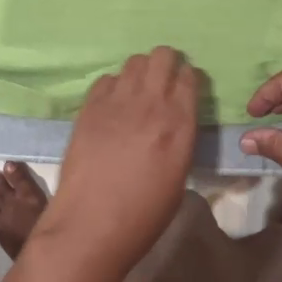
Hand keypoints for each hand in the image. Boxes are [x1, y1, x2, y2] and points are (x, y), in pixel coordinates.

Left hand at [12, 47, 198, 281]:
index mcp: (178, 123)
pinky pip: (106, 79)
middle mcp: (151, 103)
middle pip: (163, 56)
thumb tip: (176, 121)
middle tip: (163, 81)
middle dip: (166, 63)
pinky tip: (111, 106)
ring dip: (141, 72)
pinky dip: (113, 86)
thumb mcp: (178, 178)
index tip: (185, 87)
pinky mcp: (90, 106)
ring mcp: (118, 100)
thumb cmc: (142, 215)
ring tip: (136, 92)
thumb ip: (180, 138)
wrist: (90, 226)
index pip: (190, 76)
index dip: (189, 78)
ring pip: (135, 61)